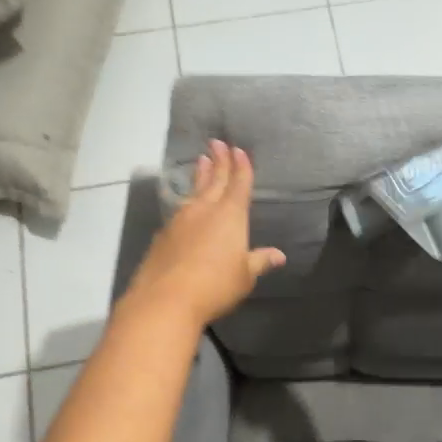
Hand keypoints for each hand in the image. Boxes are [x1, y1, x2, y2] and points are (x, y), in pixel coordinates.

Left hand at [124, 140, 285, 326]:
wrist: (166, 299)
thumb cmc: (215, 285)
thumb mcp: (245, 276)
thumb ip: (259, 261)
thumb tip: (278, 256)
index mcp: (230, 216)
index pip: (239, 184)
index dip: (241, 167)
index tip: (239, 150)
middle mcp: (205, 210)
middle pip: (214, 180)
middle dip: (219, 161)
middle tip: (217, 142)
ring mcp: (180, 220)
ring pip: (194, 191)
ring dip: (200, 175)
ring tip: (201, 161)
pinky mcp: (163, 235)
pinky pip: (179, 210)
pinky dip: (186, 201)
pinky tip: (185, 205)